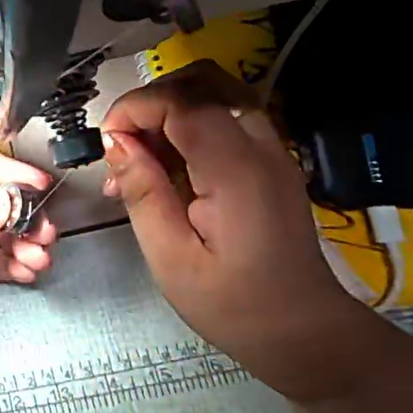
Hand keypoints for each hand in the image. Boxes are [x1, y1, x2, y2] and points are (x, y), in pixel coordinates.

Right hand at [100, 62, 375, 398]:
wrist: (304, 330)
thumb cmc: (234, 305)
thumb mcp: (171, 259)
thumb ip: (142, 193)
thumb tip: (115, 142)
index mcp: (236, 170)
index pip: (181, 102)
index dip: (135, 108)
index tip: (108, 141)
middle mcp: (261, 146)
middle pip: (203, 81)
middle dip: (152, 101)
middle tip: (124, 146)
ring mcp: (272, 149)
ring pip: (216, 92)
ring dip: (170, 109)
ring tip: (143, 156)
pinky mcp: (271, 160)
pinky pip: (226, 118)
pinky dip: (190, 124)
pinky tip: (170, 166)